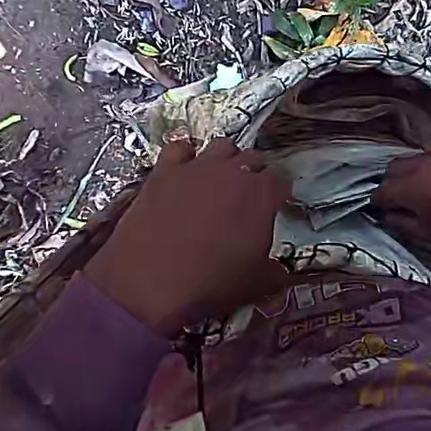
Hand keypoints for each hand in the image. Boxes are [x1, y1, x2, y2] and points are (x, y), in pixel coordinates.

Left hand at [84, 137, 291, 336]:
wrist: (149, 280)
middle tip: (247, 194)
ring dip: (225, 158)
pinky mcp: (164, 171)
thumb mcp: (253, 285)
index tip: (275, 201)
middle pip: (252, 157)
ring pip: (221, 145)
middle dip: (254, 172)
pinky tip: (185, 167)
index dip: (279, 191)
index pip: (281, 180)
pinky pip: (180, 148)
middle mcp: (232, 172)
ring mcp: (197, 167)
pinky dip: (185, 154)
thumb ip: (273, 272)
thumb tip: (278, 273)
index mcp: (261, 196)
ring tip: (220, 176)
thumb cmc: (208, 282)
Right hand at [372, 145, 430, 254]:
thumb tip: (387, 215)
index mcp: (412, 186)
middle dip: (394, 182)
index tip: (385, 209)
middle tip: (405, 198)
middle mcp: (424, 164)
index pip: (382, 190)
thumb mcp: (429, 234)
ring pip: (418, 159)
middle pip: (395, 167)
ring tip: (429, 189)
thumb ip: (401, 223)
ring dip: (416, 172)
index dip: (380, 201)